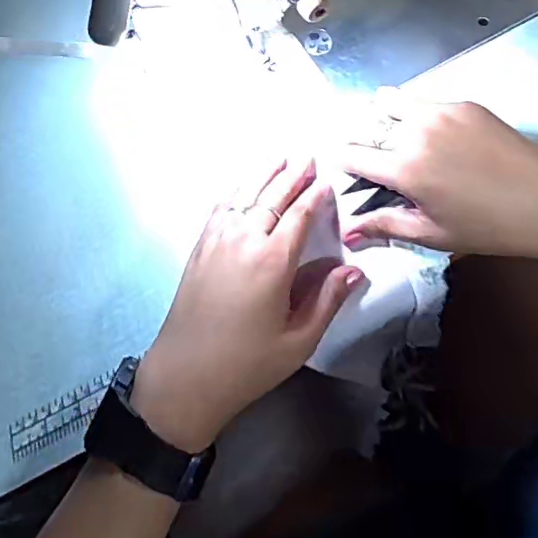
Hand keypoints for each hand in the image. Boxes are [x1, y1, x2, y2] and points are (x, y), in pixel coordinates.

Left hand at [132, 157, 362, 452]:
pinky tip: (243, 188)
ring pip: (245, 195)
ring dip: (264, 175)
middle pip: (272, 197)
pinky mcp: (200, 249)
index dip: (315, 197)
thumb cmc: (246, 364)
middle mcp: (244, 241)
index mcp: (273, 261)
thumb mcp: (298, 341)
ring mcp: (217, 241)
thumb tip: (354, 270)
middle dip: (292, 175)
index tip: (327, 183)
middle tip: (307, 159)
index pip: (299, 216)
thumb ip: (327, 301)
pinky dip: (236, 192)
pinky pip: (221, 209)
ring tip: (280, 159)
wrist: (183, 378)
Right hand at [337, 94, 537, 270]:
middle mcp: (414, 132)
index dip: (342, 161)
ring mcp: (440, 111)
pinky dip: (415, 113)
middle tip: (371, 154)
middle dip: (360, 137)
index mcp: (404, 169)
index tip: (345, 167)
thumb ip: (386, 225)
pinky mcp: (462, 103)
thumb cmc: (488, 227)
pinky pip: (424, 100)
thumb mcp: (433, 234)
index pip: (352, 154)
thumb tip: (348, 232)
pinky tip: (434, 134)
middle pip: (366, 122)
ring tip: (395, 135)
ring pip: (391, 101)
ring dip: (383, 115)